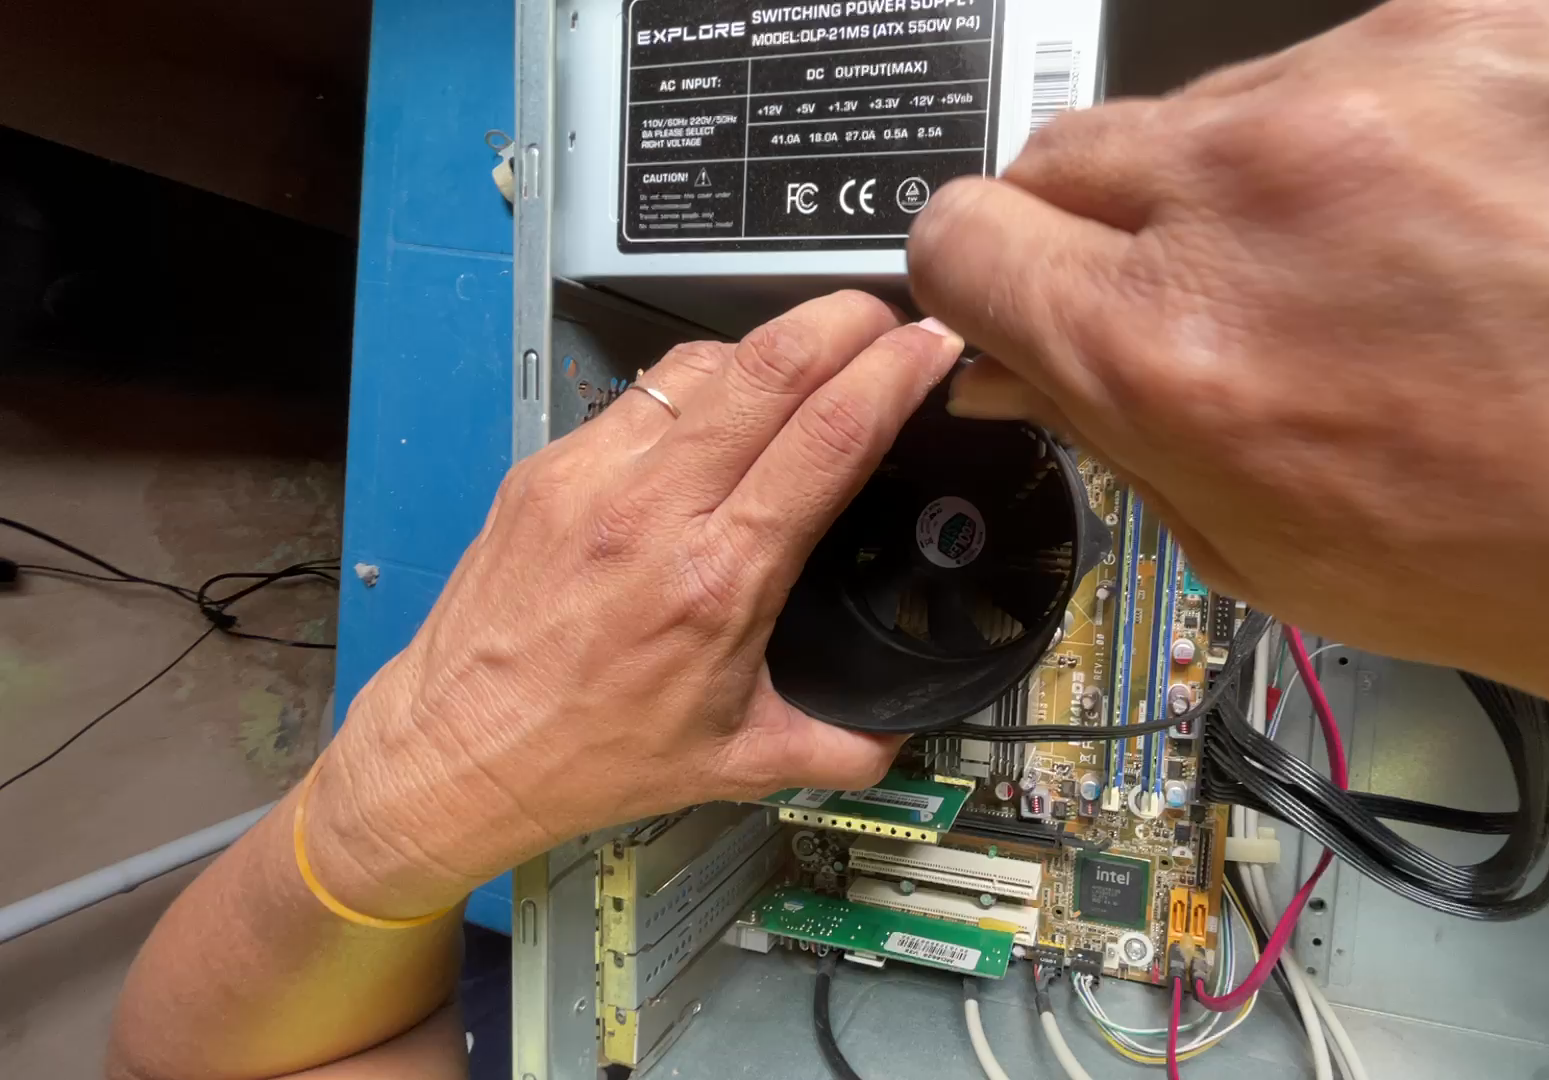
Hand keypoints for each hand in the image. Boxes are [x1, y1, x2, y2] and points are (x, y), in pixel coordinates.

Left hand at [305, 293, 962, 917]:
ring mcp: (594, 473)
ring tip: (826, 351)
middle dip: (847, 318)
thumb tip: (907, 733)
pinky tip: (740, 397)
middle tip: (895, 313)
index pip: (828, 438)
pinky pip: (654, 389)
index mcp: (721, 578)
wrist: (456, 751)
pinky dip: (717, 374)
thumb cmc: (600, 755)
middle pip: (770, 366)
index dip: (893, 374)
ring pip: (709, 360)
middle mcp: (656, 509)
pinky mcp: (553, 462)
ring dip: (782, 339)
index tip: (935, 345)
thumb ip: (848, 748)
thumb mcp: (746, 763)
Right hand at [908, 0, 1548, 806]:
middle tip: (1156, 309)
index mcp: (1173, 349)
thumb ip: (1103, 432)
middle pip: (1052, 157)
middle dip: (1073, 240)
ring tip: (1328, 291)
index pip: (960, 242)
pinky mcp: (1505, 16)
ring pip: (1188, 116)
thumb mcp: (1251, 546)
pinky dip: (1336, 157)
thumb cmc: (1531, 558)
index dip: (965, 282)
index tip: (1006, 311)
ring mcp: (1387, 76)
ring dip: (1214, 203)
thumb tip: (1021, 362)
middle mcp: (1254, 185)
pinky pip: (1333, 79)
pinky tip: (1422, 236)